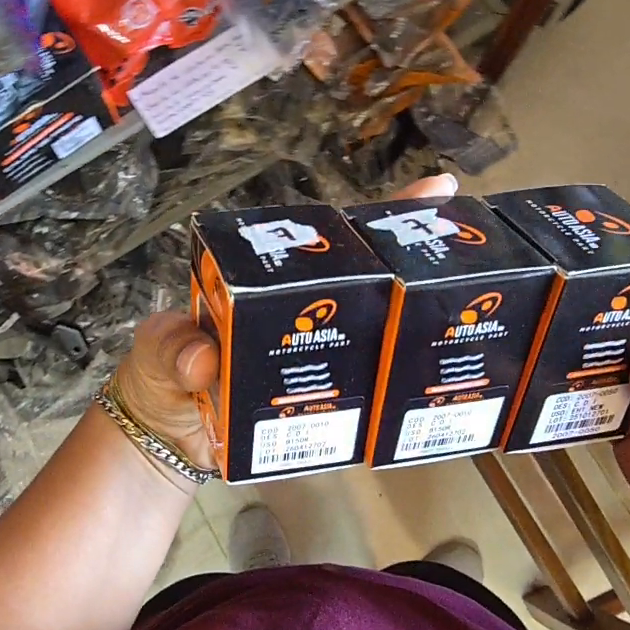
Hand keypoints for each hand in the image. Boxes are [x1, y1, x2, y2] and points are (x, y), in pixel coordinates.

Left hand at [110, 173, 462, 470]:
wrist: (164, 439)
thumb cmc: (160, 375)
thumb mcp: (157, 349)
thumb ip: (171, 347)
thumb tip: (202, 361)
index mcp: (264, 286)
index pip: (323, 243)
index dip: (375, 220)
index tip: (436, 189)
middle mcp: (297, 318)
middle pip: (364, 286)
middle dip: (415, 268)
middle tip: (472, 257)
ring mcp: (310, 363)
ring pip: (369, 342)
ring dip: (410, 333)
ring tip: (464, 320)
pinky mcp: (315, 409)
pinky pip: (356, 399)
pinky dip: (387, 396)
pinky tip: (422, 390)